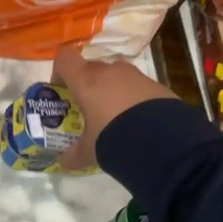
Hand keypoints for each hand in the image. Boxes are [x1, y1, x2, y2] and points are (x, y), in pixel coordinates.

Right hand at [52, 46, 179, 171]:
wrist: (161, 141)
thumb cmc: (112, 138)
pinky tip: (139, 122)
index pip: (65, 59)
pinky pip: (138, 87)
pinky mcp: (157, 85)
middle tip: (89, 109)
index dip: (60, 71)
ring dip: (113, 90)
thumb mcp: (89, 151)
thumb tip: (63, 162)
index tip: (63, 89)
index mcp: (86, 82)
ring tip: (116, 117)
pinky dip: (134, 99)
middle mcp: (110, 72)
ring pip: (117, 76)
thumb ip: (73, 154)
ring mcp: (136, 76)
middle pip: (91, 68)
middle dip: (87, 85)